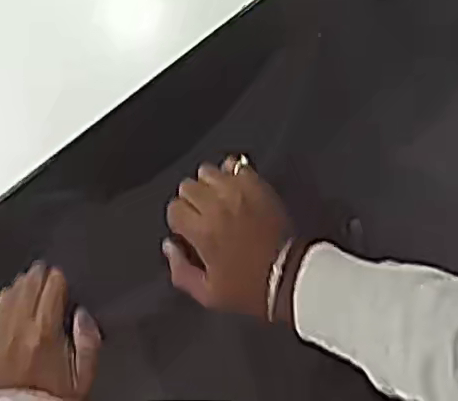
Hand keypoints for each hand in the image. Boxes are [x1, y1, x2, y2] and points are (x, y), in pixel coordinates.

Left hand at [0, 263, 100, 399]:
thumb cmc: (51, 396)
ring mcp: (2, 334)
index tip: (61, 281)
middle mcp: (21, 328)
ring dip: (23, 283)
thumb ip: (89, 339)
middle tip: (46, 274)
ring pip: (11, 291)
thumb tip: (83, 313)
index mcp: (46, 331)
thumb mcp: (83, 374)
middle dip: (40, 275)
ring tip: (31, 281)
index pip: (52, 283)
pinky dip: (5, 298)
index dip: (59, 277)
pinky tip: (11, 295)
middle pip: (30, 282)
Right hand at [163, 156, 293, 319]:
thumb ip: (180, 269)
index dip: (179, 219)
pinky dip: (230, 172)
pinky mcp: (256, 182)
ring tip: (218, 199)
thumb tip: (169, 244)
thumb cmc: (246, 288)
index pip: (174, 208)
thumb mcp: (207, 294)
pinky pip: (235, 164)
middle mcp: (216, 204)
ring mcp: (238, 189)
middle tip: (203, 215)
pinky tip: (234, 187)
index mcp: (202, 231)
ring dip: (208, 184)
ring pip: (208, 171)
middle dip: (191, 200)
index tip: (188, 229)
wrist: (288, 274)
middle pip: (188, 186)